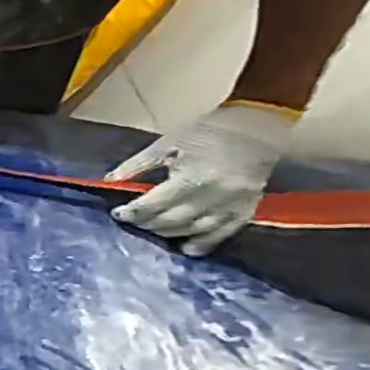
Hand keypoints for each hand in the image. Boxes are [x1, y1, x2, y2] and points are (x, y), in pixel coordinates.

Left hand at [106, 101, 294, 256]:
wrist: (260, 121)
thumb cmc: (208, 132)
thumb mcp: (165, 144)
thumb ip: (135, 165)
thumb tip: (108, 181)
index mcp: (195, 177)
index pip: (153, 206)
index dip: (130, 213)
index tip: (117, 213)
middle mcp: (217, 194)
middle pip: (171, 221)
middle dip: (145, 223)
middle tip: (133, 219)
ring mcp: (236, 202)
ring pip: (194, 230)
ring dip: (168, 233)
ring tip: (152, 227)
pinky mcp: (249, 206)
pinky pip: (225, 233)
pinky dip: (203, 243)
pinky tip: (185, 247)